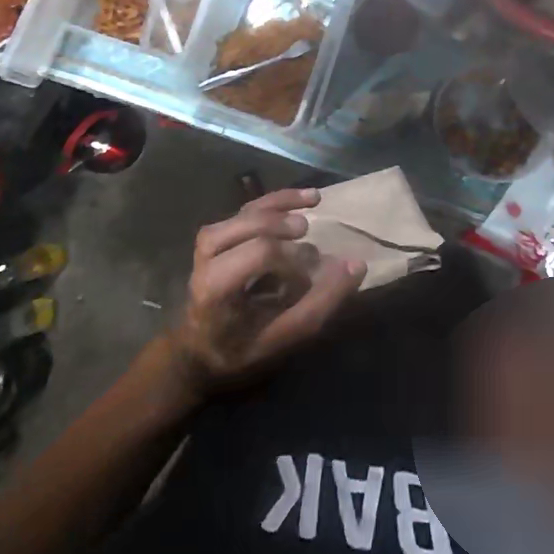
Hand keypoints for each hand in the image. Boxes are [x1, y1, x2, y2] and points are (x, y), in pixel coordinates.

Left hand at [161, 188, 365, 392]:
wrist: (196, 354)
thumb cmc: (239, 350)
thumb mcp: (281, 339)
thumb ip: (319, 304)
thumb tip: (357, 265)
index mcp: (215, 289)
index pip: (258, 253)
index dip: (292, 259)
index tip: (307, 280)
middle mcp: (206, 260)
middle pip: (247, 225)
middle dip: (282, 225)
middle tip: (307, 232)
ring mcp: (210, 245)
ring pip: (245, 212)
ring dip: (281, 204)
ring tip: (314, 200)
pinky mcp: (223, 236)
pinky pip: (248, 209)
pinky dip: (277, 201)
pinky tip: (305, 198)